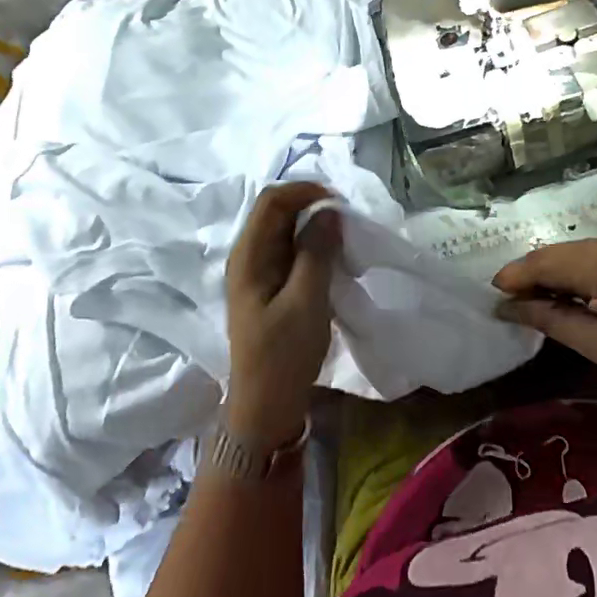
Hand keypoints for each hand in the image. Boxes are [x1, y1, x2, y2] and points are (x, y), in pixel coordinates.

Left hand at [224, 182, 341, 447]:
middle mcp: (248, 257)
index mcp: (249, 256)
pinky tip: (333, 261)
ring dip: (315, 227)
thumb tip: (329, 211)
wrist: (266, 405)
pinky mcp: (270, 288)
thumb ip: (317, 253)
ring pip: (286, 232)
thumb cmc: (284, 354)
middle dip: (313, 207)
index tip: (342, 204)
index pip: (273, 201)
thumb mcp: (307, 301)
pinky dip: (313, 247)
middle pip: (278, 212)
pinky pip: (291, 252)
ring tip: (345, 240)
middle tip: (348, 222)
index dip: (306, 191)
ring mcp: (258, 273)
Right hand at [492, 236, 596, 395]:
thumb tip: (505, 307)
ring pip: (560, 255)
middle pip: (548, 254)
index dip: (512, 279)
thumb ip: (550, 319)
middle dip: (522, 277)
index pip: (541, 263)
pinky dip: (557, 277)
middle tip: (501, 306)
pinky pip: (575, 260)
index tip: (488, 301)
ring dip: (539, 277)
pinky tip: (549, 298)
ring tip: (520, 305)